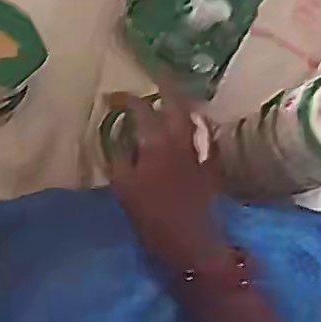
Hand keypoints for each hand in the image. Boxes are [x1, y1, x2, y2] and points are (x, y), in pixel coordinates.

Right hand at [105, 93, 235, 272]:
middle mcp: (180, 139)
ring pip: (193, 115)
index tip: (110, 100)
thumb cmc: (151, 218)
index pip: (139, 109)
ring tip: (169, 95)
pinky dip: (198, 123)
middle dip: (162, 85)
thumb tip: (119, 135)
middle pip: (174, 101)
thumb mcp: (123, 186)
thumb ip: (119, 155)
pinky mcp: (210, 164)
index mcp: (155, 143)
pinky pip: (206, 135)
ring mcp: (199, 150)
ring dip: (181, 101)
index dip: (123, 100)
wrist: (192, 245)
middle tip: (151, 77)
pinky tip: (193, 123)